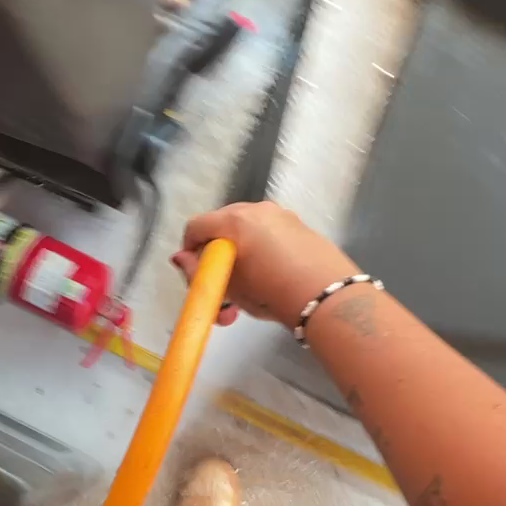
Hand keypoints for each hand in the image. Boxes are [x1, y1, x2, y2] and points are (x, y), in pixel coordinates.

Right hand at [170, 201, 357, 327]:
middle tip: (220, 287)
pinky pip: (267, 234)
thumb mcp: (228, 287)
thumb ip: (199, 272)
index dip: (188, 251)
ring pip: (245, 231)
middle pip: (220, 227)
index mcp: (233, 221)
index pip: (196, 227)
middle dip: (215, 256)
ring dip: (237, 256)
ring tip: (246, 289)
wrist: (325, 295)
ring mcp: (280, 214)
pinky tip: (268, 279)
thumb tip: (180, 258)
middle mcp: (255, 209)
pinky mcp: (299, 225)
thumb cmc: (269, 292)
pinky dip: (259, 252)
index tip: (194, 275)